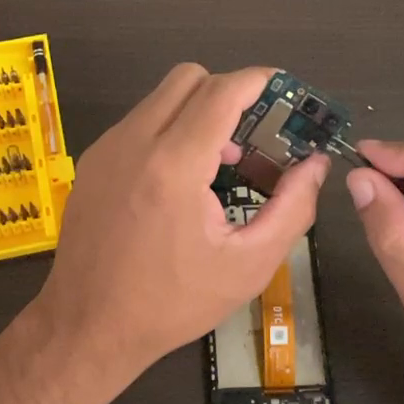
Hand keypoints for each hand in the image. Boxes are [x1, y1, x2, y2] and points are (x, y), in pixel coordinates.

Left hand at [32, 64, 329, 377]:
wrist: (87, 326)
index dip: (258, 80)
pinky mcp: (93, 160)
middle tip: (251, 135)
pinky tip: (179, 181)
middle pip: (189, 78)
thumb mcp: (247, 265)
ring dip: (196, 112)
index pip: (221, 91)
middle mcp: (135, 142)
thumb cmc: (172, 303)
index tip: (284, 89)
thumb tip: (316, 164)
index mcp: (175, 165)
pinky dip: (167, 130)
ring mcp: (107, 148)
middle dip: (227, 93)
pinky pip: (139, 121)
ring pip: (160, 97)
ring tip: (218, 165)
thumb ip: (292, 208)